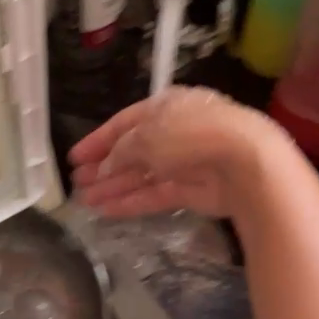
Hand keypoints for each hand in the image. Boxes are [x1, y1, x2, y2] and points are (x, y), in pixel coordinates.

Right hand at [68, 87, 285, 218]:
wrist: (244, 163)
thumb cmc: (191, 136)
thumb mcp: (147, 136)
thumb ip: (120, 152)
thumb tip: (105, 167)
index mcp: (166, 107)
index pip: (124, 123)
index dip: (98, 140)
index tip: (74, 158)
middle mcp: (175, 132)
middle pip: (131, 151)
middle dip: (103, 167)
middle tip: (77, 182)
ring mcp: (184, 163)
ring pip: (140, 175)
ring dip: (112, 187)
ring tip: (85, 202)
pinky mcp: (191, 190)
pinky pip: (153, 195)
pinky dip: (130, 203)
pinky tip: (107, 211)